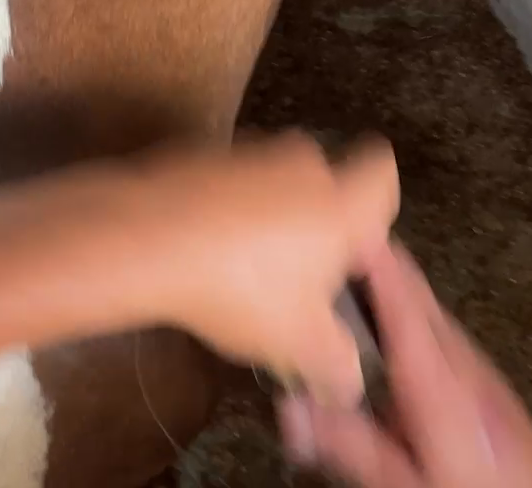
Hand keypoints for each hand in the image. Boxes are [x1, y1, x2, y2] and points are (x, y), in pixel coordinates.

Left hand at [51, 131, 398, 405]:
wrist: (150, 236)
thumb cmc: (243, 287)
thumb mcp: (298, 344)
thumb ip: (336, 364)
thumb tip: (348, 381)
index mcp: (341, 201)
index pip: (381, 170)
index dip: (377, 195)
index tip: (359, 232)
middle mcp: (302, 162)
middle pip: (324, 176)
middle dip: (316, 213)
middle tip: (299, 264)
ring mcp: (249, 151)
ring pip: (274, 175)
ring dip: (267, 208)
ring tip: (243, 262)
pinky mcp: (202, 152)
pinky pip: (229, 178)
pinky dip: (225, 203)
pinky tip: (203, 245)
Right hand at [277, 244, 531, 487]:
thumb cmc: (471, 481)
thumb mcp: (402, 477)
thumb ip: (348, 439)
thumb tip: (291, 408)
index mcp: (430, 369)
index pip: (397, 291)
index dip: (372, 249)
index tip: (343, 214)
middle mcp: (449, 347)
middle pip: (410, 282)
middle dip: (374, 252)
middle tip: (331, 223)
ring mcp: (465, 350)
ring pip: (421, 295)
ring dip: (387, 271)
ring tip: (346, 252)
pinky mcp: (471, 361)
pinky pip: (430, 313)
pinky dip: (403, 295)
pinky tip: (381, 304)